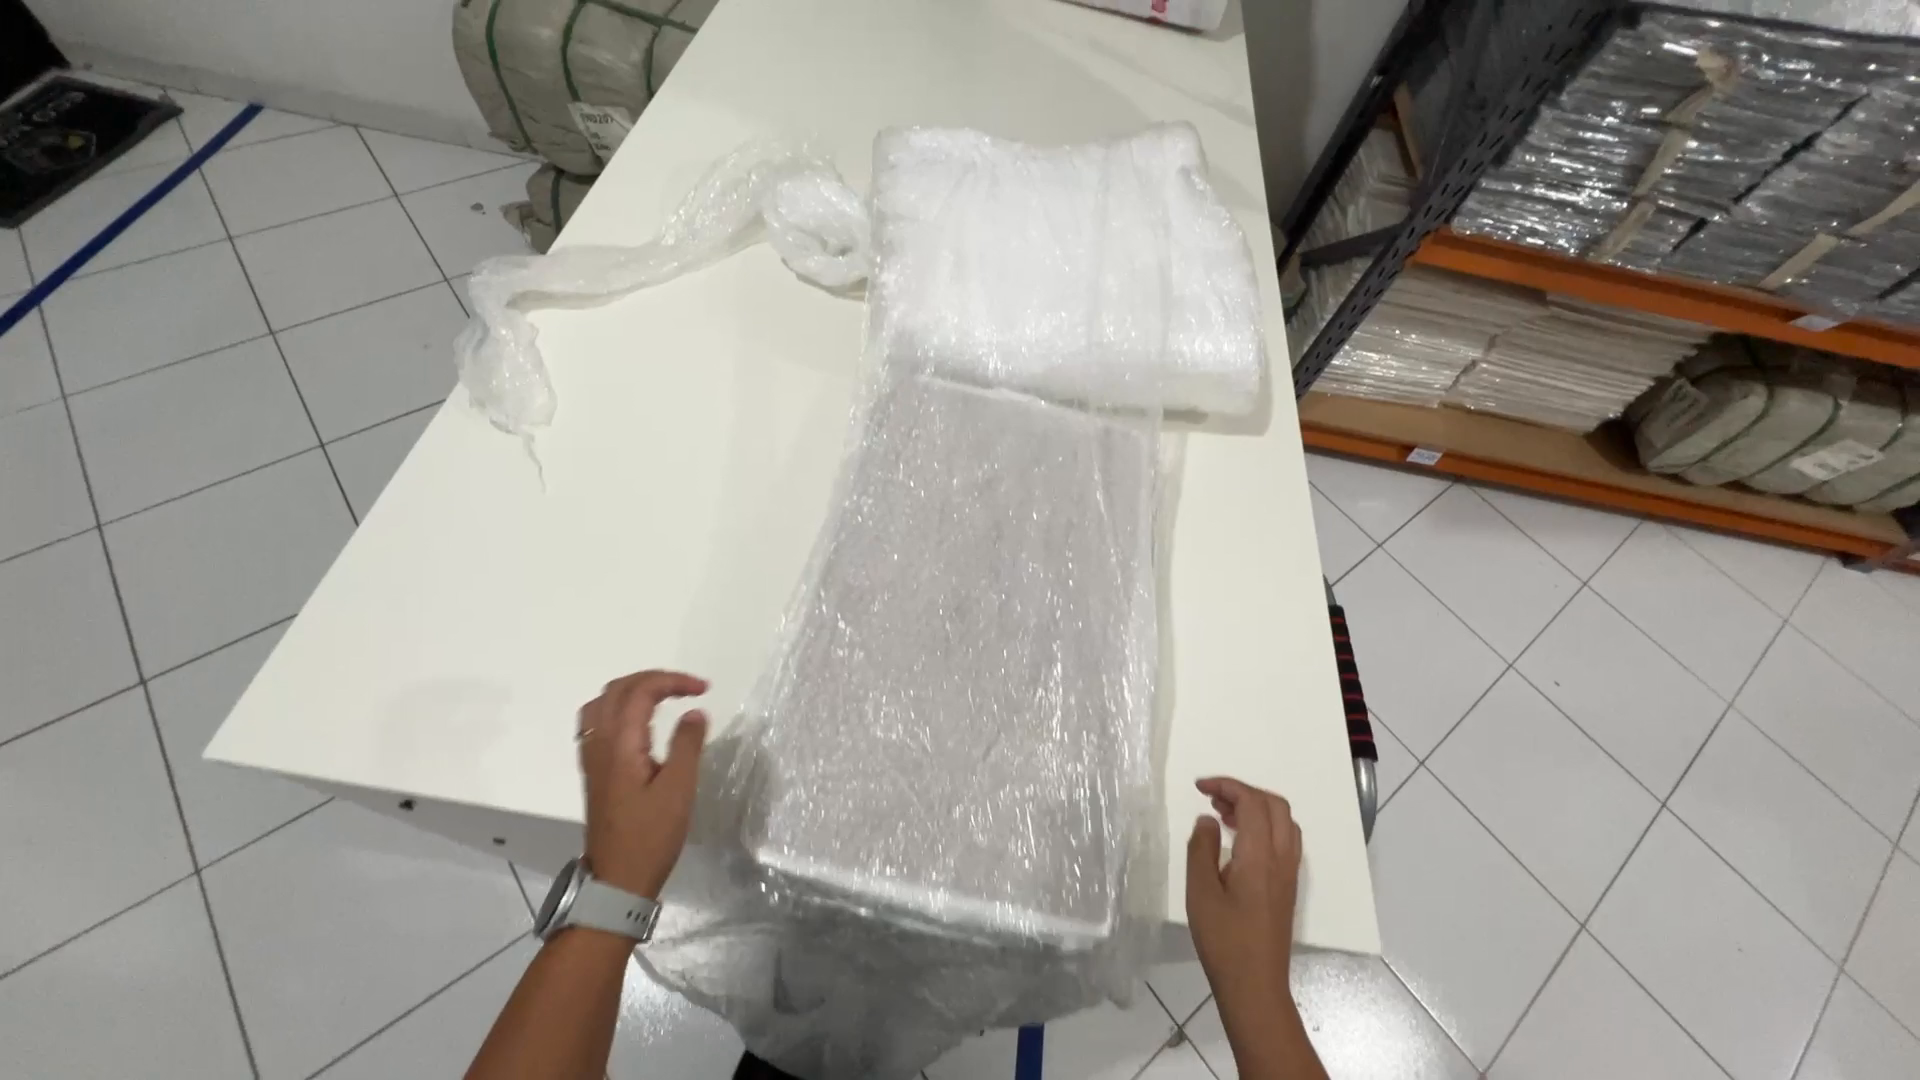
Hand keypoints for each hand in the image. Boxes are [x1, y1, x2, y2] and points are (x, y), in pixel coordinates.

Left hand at [577, 670, 709, 898]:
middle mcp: (599, 744)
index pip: (640, 691)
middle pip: (617, 689)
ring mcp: (592, 758)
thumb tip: (695, 712)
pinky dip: (620, 707)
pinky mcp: (595, 771)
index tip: (704, 690)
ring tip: (664, 696)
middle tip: (687, 687)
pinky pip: (597, 721)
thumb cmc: (651, 836)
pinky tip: (639, 721)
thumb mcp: (679, 789)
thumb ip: (687, 745)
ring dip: (633, 690)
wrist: (618, 879)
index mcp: (620, 745)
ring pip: (602, 703)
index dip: (673, 680)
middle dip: (654, 678)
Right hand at [1185, 777, 1302, 1020]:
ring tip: (1222, 815)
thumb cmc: (1223, 939)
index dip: (1227, 785)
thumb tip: (1207, 820)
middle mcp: (1282, 859)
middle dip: (1244, 792)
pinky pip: (1284, 841)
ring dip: (1256, 808)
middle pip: (1275, 806)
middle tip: (1212, 798)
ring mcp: (1289, 874)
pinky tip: (1238, 841)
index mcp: (1260, 856)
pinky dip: (1263, 827)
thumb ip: (1202, 849)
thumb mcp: (1200, 891)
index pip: (1252, 802)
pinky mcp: (1287, 888)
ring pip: (1284, 823)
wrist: (1255, 986)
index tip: (1199, 787)